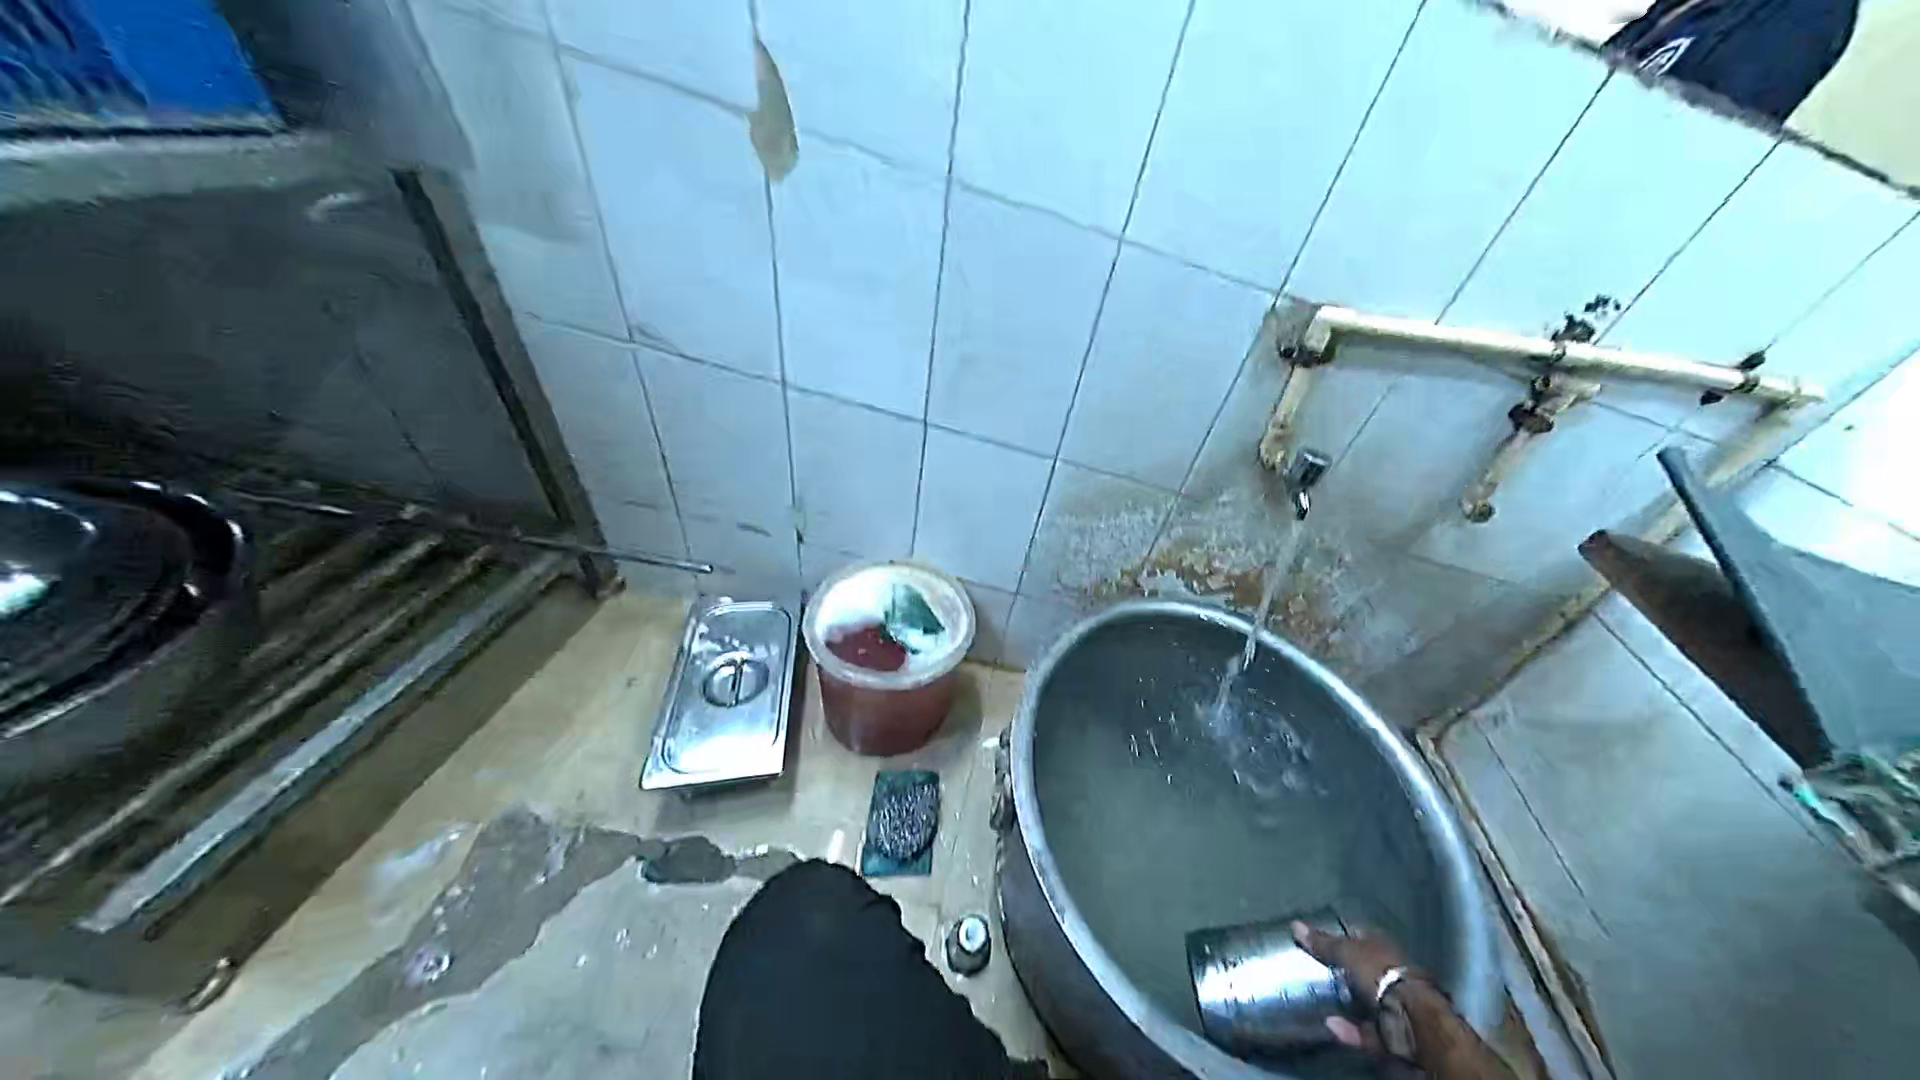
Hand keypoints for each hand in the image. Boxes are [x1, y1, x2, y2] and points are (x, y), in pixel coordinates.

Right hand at [1290, 921, 1408, 1050]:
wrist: (1412, 1020)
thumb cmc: (1378, 972)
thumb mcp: (1344, 951)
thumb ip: (1321, 942)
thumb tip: (1295, 925)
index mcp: (1381, 943)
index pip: (1355, 932)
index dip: (1336, 933)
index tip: (1314, 938)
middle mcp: (1390, 969)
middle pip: (1360, 967)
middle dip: (1340, 971)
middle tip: (1313, 971)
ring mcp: (1394, 1001)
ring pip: (1365, 999)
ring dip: (1344, 1003)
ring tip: (1320, 1001)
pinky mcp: (1392, 1030)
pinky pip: (1366, 1028)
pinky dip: (1350, 1029)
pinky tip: (1332, 1025)